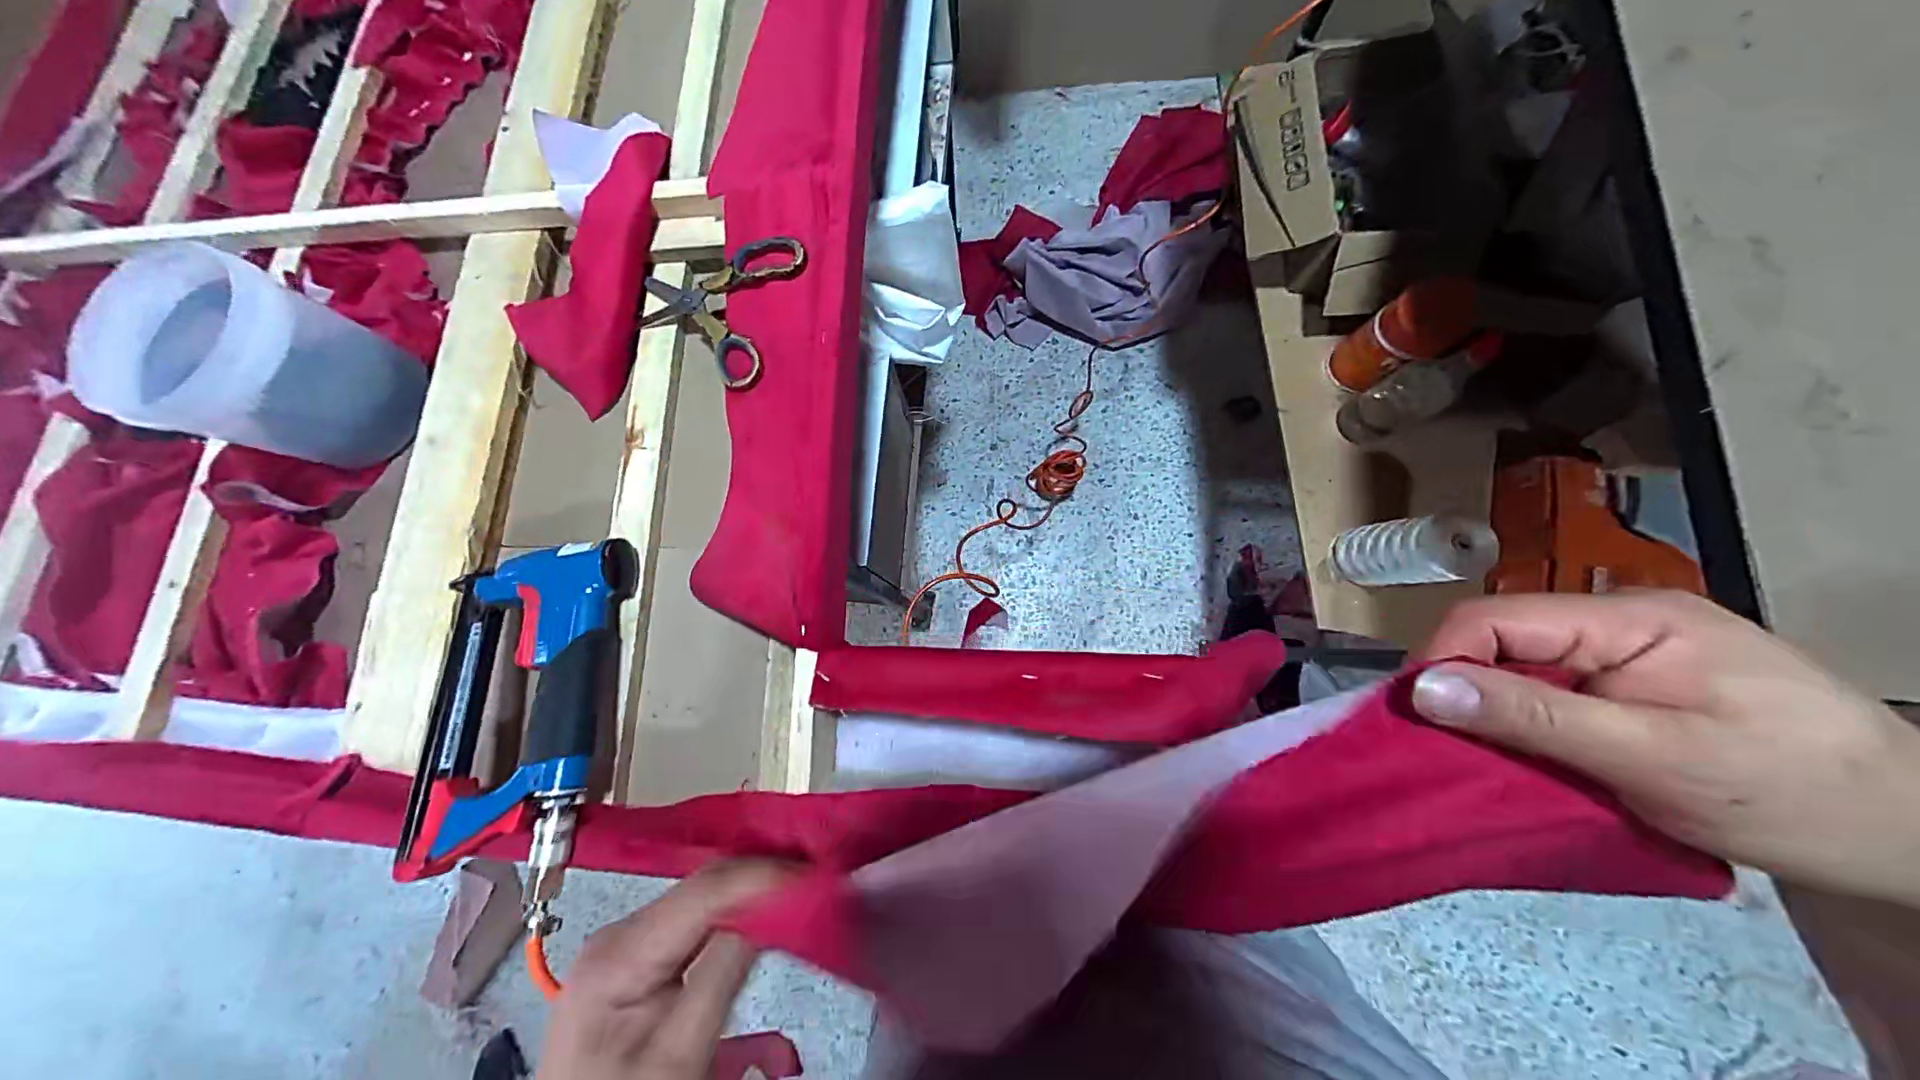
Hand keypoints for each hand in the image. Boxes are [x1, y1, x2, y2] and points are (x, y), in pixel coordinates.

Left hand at [539, 861, 793, 1079]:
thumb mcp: (678, 1054)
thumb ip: (724, 972)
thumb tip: (775, 906)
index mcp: (619, 954)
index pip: (706, 890)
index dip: (765, 875)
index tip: (814, 878)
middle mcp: (619, 934)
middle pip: (706, 887)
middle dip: (765, 879)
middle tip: (818, 883)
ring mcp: (628, 943)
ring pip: (706, 897)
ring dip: (756, 893)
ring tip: (803, 895)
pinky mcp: (641, 957)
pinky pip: (698, 918)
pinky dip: (739, 912)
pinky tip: (768, 913)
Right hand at [1411, 590, 1919, 905]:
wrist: (1919, 839)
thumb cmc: (1798, 795)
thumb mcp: (1655, 759)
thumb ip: (1533, 718)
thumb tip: (1423, 690)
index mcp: (1629, 618)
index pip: (1494, 618)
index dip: (1443, 661)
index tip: (1420, 722)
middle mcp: (1619, 620)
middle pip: (1502, 641)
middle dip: (1467, 692)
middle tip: (1452, 751)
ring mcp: (1627, 650)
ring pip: (1521, 668)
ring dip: (1496, 713)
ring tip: (1489, 759)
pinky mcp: (1633, 682)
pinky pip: (1551, 690)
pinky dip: (1528, 724)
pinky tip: (1533, 755)